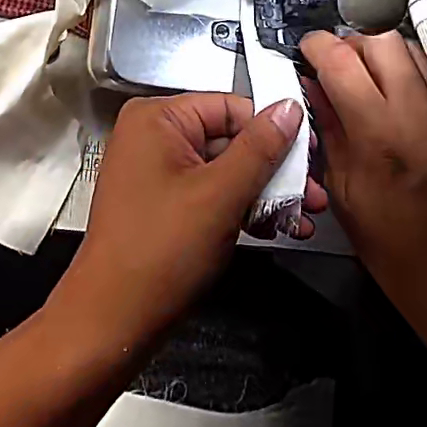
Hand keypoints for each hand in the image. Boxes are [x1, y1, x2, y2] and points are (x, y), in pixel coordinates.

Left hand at [50, 94, 327, 348]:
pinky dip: (240, 207)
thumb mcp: (220, 193)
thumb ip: (259, 147)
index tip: (309, 155)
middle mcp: (152, 135)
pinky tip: (273, 227)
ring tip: (300, 217)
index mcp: (156, 118)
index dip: (272, 131)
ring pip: (224, 168)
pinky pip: (210, 191)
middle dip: (274, 170)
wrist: (114, 320)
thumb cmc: (157, 252)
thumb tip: (288, 108)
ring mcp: (156, 169)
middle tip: (312, 194)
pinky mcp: (163, 201)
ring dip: (264, 193)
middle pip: (229, 138)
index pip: (230, 106)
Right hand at [299, 30, 426, 326]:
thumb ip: (328, 129)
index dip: (317, 46)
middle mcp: (426, 119)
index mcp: (382, 140)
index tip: (309, 51)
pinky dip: (418, 77)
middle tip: (340, 67)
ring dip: (386, 58)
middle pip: (383, 42)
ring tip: (373, 82)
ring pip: (416, 51)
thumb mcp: (344, 193)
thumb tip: (313, 86)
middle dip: (352, 46)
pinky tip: (407, 101)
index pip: (341, 60)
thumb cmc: (400, 254)